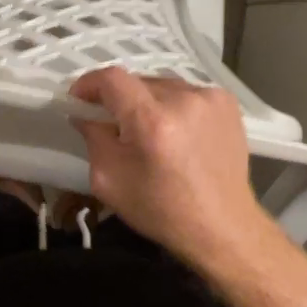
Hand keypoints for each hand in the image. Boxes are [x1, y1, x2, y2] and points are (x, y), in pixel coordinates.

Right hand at [69, 68, 262, 264]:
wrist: (222, 227)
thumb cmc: (161, 211)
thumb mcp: (109, 181)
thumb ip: (93, 139)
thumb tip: (85, 114)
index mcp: (152, 122)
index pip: (112, 79)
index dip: (90, 83)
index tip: (79, 99)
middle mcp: (183, 100)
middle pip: (137, 81)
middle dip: (120, 99)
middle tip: (114, 124)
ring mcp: (210, 99)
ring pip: (162, 86)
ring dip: (148, 101)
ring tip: (149, 130)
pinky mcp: (227, 103)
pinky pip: (187, 93)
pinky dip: (174, 106)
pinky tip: (177, 132)